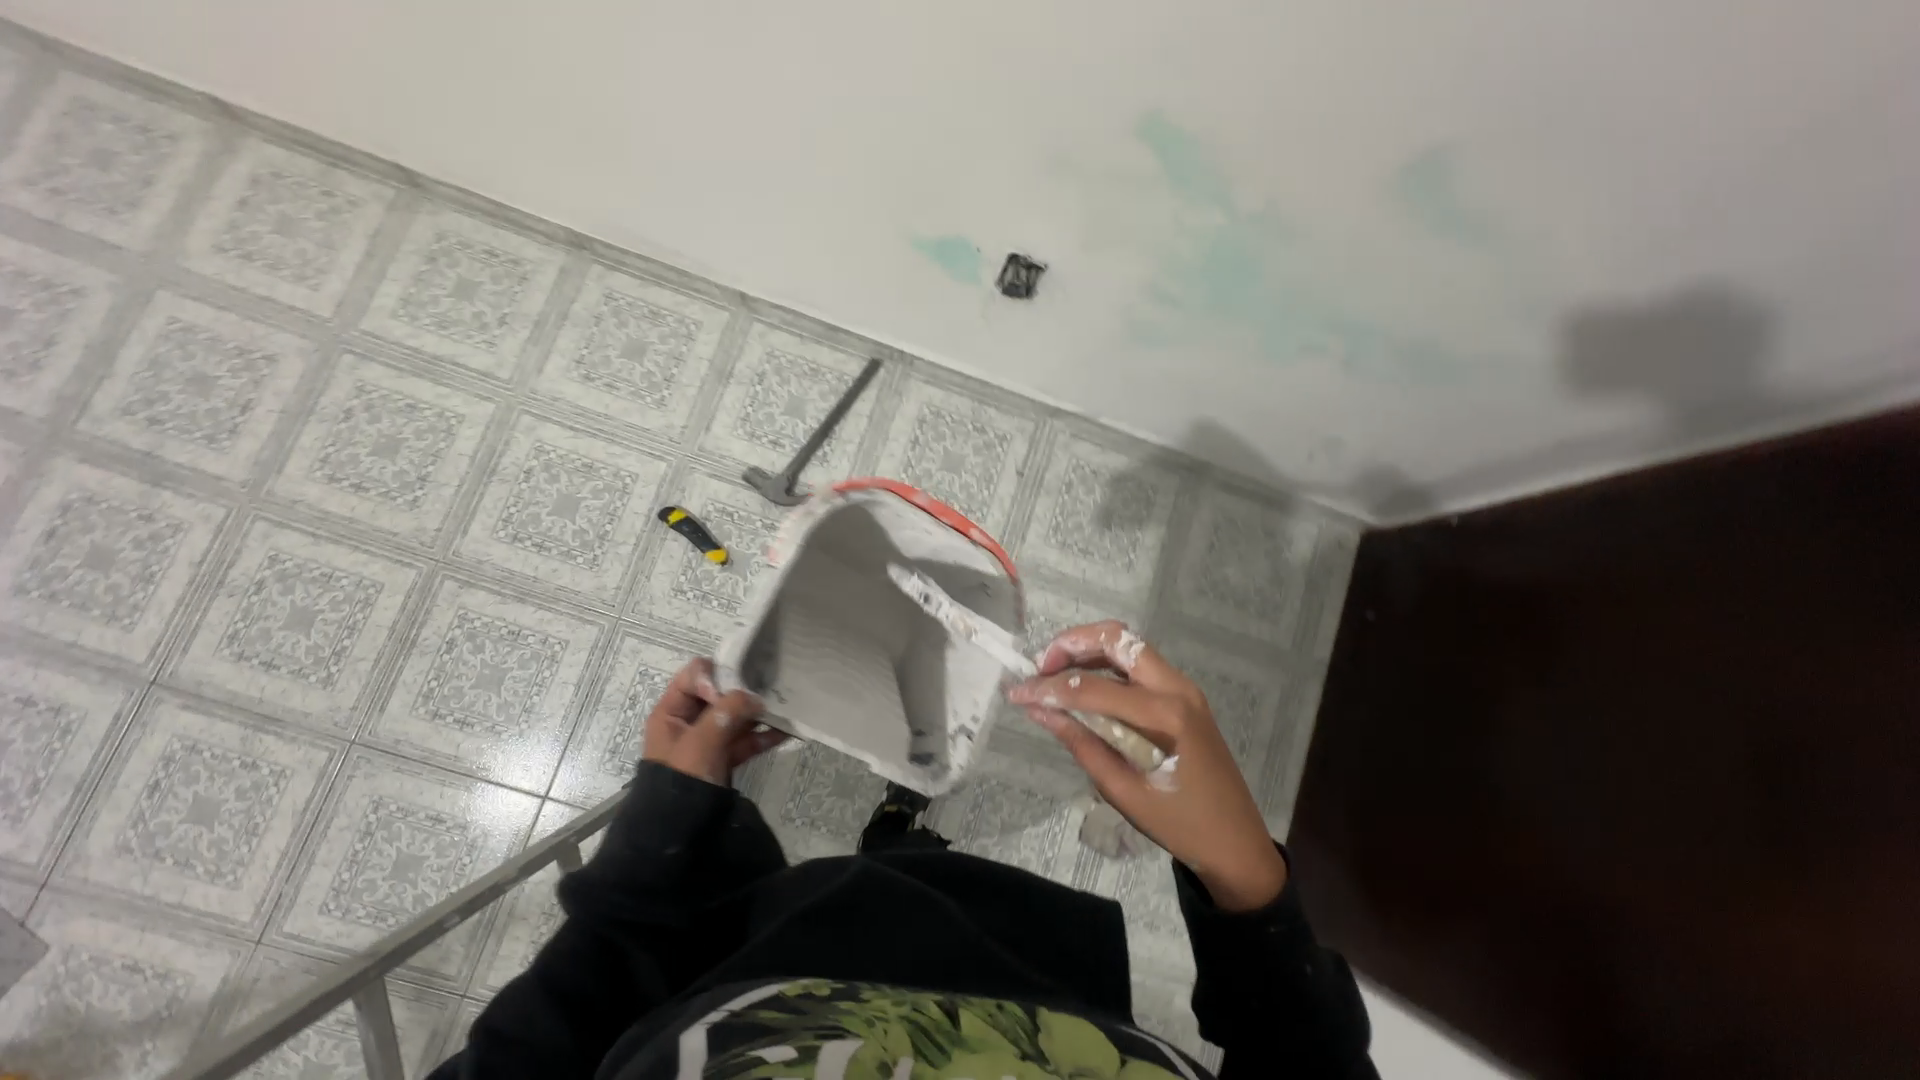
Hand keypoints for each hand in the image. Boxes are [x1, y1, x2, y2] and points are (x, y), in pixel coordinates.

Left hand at [640, 658, 785, 786]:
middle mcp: (689, 721)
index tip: (734, 689)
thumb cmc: (684, 777)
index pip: (695, 675)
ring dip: (759, 712)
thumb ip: (727, 712)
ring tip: (784, 708)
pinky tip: (786, 731)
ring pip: (736, 717)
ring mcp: (708, 740)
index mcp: (671, 711)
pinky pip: (746, 740)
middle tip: (769, 690)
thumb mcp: (701, 741)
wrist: (681, 830)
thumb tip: (755, 697)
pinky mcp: (725, 758)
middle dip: (745, 691)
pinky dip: (764, 735)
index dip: (716, 676)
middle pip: (719, 694)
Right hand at [1006, 621, 1286, 910]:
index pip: (1093, 688)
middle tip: (1041, 666)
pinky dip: (1109, 664)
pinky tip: (1085, 684)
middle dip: (1073, 644)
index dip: (1049, 687)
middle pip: (1118, 639)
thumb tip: (1039, 710)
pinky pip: (1141, 664)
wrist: (1236, 841)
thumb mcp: (1122, 791)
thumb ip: (1080, 743)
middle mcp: (1176, 688)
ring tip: (1055, 672)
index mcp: (1163, 715)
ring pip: (1130, 646)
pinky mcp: (1185, 695)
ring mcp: (1184, 688)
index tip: (1017, 692)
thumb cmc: (1179, 823)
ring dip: (1090, 649)